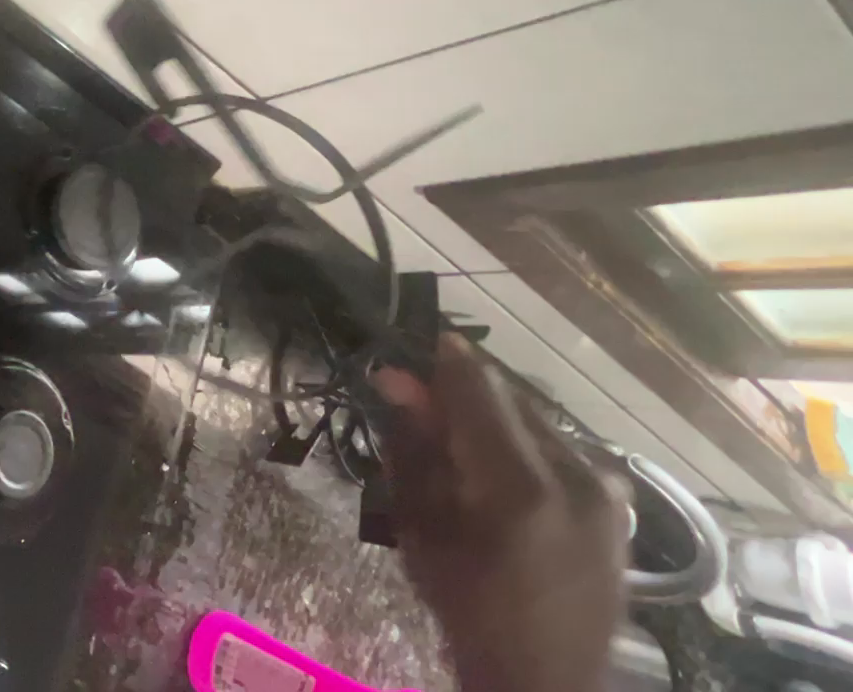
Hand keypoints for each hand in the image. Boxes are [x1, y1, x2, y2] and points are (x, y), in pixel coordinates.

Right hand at [370, 335, 629, 691]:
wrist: (545, 673)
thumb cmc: (463, 599)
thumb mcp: (418, 522)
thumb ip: (412, 444)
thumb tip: (395, 379)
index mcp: (519, 483)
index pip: (476, 385)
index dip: (434, 358)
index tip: (399, 355)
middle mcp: (576, 472)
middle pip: (507, 395)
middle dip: (457, 389)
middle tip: (415, 404)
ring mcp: (608, 485)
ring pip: (532, 416)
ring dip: (488, 415)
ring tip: (454, 443)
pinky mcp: (618, 499)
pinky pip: (557, 442)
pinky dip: (517, 438)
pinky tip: (495, 467)